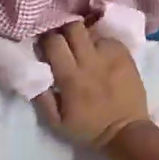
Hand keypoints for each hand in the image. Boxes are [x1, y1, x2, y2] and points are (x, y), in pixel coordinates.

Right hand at [33, 20, 149, 149]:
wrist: (127, 132)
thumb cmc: (89, 128)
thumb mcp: (56, 122)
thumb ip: (41, 98)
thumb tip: (32, 73)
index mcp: (71, 77)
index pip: (54, 42)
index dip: (46, 38)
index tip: (44, 43)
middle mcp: (90, 61)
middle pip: (73, 27)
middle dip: (64, 29)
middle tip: (62, 38)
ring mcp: (110, 56)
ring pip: (91, 32)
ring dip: (84, 38)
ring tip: (83, 48)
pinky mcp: (125, 55)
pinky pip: (108, 39)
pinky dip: (101, 44)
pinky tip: (100, 55)